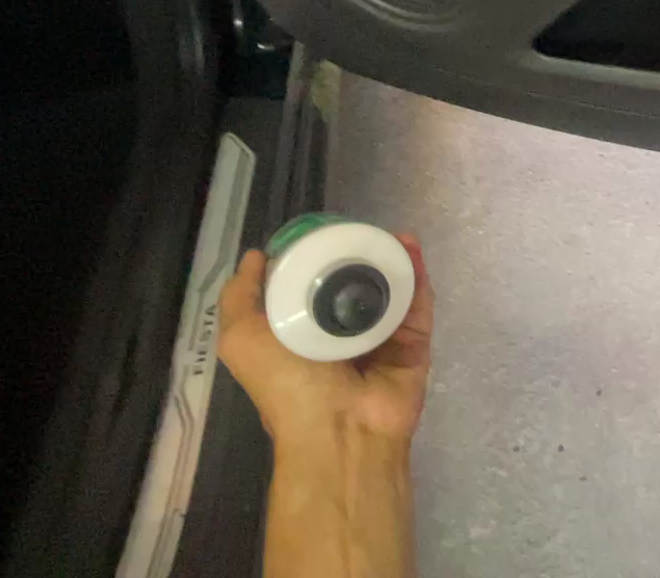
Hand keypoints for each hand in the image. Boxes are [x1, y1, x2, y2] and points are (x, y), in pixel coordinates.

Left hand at [217, 233, 434, 446]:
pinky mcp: (416, 338)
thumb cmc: (288, 386)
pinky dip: (417, 271)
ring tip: (390, 232)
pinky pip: (418, 299)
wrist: (341, 429)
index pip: (315, 289)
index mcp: (308, 336)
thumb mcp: (244, 341)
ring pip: (392, 287)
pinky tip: (410, 246)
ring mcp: (385, 335)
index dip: (318, 259)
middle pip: (357, 284)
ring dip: (393, 257)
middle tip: (362, 229)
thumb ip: (241, 300)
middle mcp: (347, 334)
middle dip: (361, 254)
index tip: (323, 232)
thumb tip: (257, 256)